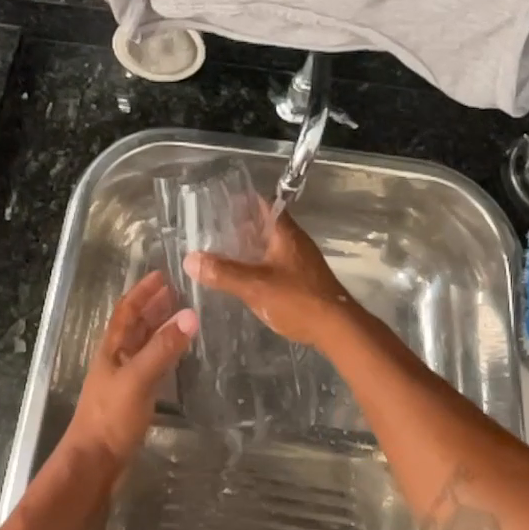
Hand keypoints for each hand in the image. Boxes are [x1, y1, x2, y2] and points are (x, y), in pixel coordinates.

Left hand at [63, 271, 196, 467]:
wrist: (93, 464)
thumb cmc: (110, 416)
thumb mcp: (138, 377)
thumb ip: (163, 347)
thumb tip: (191, 314)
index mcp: (112, 347)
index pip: (127, 310)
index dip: (142, 291)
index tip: (162, 275)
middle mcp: (116, 358)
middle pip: (135, 324)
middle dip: (153, 306)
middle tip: (178, 291)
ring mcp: (123, 379)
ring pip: (143, 344)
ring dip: (159, 328)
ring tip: (182, 317)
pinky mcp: (132, 399)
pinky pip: (150, 365)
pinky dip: (163, 353)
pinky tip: (176, 357)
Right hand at [184, 209, 356, 348]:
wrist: (338, 329)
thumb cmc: (298, 300)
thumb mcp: (255, 286)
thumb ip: (223, 273)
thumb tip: (190, 259)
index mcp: (286, 233)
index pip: (264, 204)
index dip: (243, 200)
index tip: (221, 202)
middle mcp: (296, 241)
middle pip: (267, 224)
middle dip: (243, 225)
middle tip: (216, 229)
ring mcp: (303, 261)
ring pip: (273, 245)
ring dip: (252, 246)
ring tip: (226, 252)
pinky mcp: (305, 280)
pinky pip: (278, 262)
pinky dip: (261, 263)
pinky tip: (248, 277)